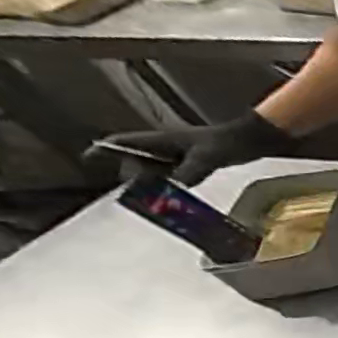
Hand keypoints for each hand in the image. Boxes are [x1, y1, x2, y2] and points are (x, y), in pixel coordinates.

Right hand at [85, 111, 300, 186]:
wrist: (248, 141)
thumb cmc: (226, 143)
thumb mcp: (207, 158)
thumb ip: (190, 172)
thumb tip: (173, 187)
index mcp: (162, 139)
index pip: (125, 141)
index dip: (105, 148)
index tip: (88, 158)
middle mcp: (165, 147)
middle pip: (135, 161)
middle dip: (133, 175)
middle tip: (141, 191)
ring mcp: (177, 156)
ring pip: (153, 171)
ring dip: (151, 183)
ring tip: (156, 197)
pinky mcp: (190, 164)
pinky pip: (171, 176)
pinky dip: (167, 186)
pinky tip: (172, 196)